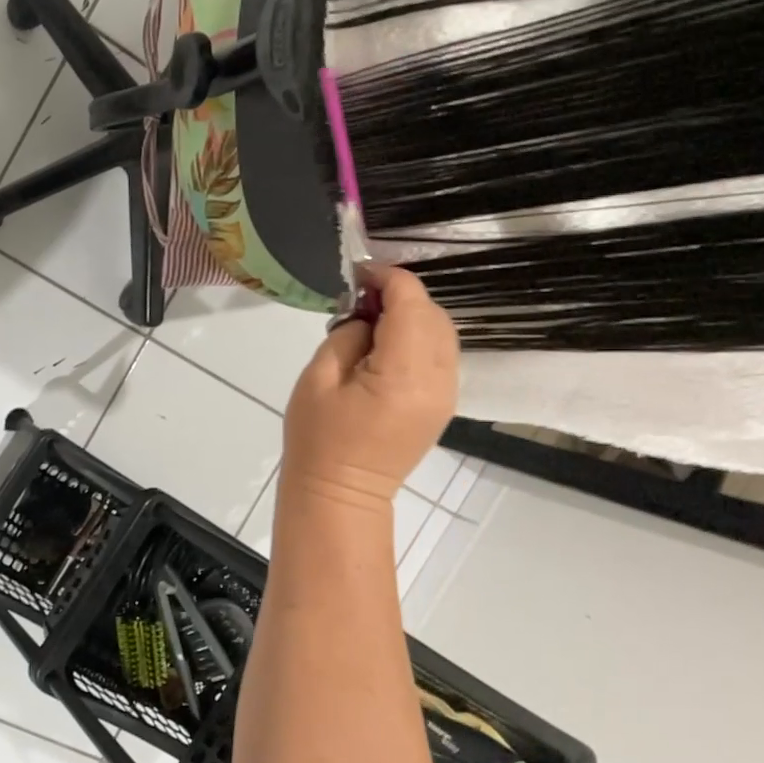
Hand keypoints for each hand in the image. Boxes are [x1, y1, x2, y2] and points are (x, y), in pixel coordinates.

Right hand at [282, 268, 458, 509]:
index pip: (411, 306)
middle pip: (434, 316)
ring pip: (443, 333)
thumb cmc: (317, 437)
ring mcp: (447, 393)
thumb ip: (346, 338)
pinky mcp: (442, 402)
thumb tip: (365, 318)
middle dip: (400, 296)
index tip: (358, 272)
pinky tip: (383, 345)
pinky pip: (440, 355)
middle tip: (357, 297)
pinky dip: (417, 337)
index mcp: (404, 373)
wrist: (340, 490)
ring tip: (368, 319)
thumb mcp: (316, 379)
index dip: (388, 279)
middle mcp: (439, 379)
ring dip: (411, 316)